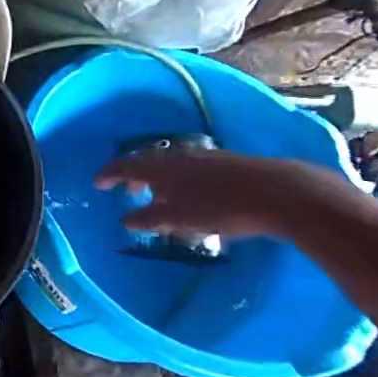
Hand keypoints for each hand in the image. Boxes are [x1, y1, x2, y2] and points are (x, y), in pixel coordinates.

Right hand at [94, 149, 363, 239]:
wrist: (280, 194)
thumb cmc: (221, 207)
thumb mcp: (178, 219)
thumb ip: (148, 219)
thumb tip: (126, 219)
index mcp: (161, 166)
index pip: (125, 165)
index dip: (109, 174)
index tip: (97, 183)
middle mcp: (179, 157)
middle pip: (148, 163)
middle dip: (135, 176)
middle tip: (126, 190)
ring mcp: (205, 158)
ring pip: (172, 167)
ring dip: (159, 180)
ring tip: (157, 196)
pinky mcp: (228, 165)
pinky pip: (191, 171)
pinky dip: (180, 182)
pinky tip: (190, 198)